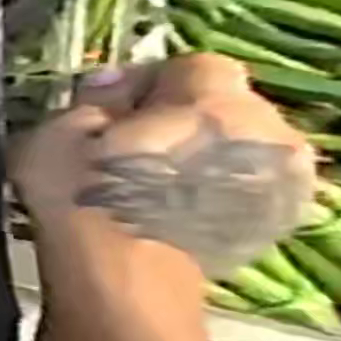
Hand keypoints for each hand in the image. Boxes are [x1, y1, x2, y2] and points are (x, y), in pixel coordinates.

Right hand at [12, 53, 314, 277]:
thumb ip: (92, 100)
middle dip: (178, 116)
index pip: (194, 64)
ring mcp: (283, 180)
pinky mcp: (277, 218)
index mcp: (215, 104)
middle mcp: (268, 133)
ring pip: (236, 144)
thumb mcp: (57, 133)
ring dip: (199, 150)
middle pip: (222, 104)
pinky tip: (170, 203)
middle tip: (123, 143)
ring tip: (148, 176)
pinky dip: (212, 184)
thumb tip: (111, 85)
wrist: (121, 275)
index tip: (108, 107)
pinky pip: (244, 181)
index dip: (148, 80)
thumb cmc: (81, 195)